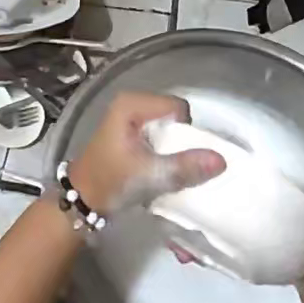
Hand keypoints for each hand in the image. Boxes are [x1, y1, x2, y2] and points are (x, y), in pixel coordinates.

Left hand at [67, 91, 224, 214]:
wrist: (82, 199)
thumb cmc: (110, 182)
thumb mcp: (149, 176)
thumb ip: (184, 166)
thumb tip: (221, 160)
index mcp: (132, 104)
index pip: (179, 109)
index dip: (185, 132)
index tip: (176, 156)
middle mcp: (132, 103)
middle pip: (175, 117)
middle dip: (182, 141)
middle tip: (175, 165)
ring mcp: (130, 117)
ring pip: (170, 128)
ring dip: (174, 149)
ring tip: (166, 169)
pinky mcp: (131, 131)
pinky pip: (160, 135)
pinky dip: (165, 151)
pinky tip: (159, 168)